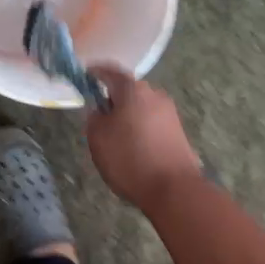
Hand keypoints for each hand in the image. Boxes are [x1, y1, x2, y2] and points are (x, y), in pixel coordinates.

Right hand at [85, 64, 203, 208]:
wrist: (176, 192)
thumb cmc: (130, 158)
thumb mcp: (97, 137)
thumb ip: (94, 117)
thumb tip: (101, 112)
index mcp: (132, 89)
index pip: (109, 71)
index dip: (94, 73)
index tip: (84, 78)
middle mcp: (154, 95)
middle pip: (128, 90)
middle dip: (113, 99)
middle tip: (100, 116)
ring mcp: (170, 114)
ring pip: (141, 107)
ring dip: (129, 116)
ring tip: (117, 137)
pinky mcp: (180, 134)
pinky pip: (153, 124)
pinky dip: (142, 130)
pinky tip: (136, 149)